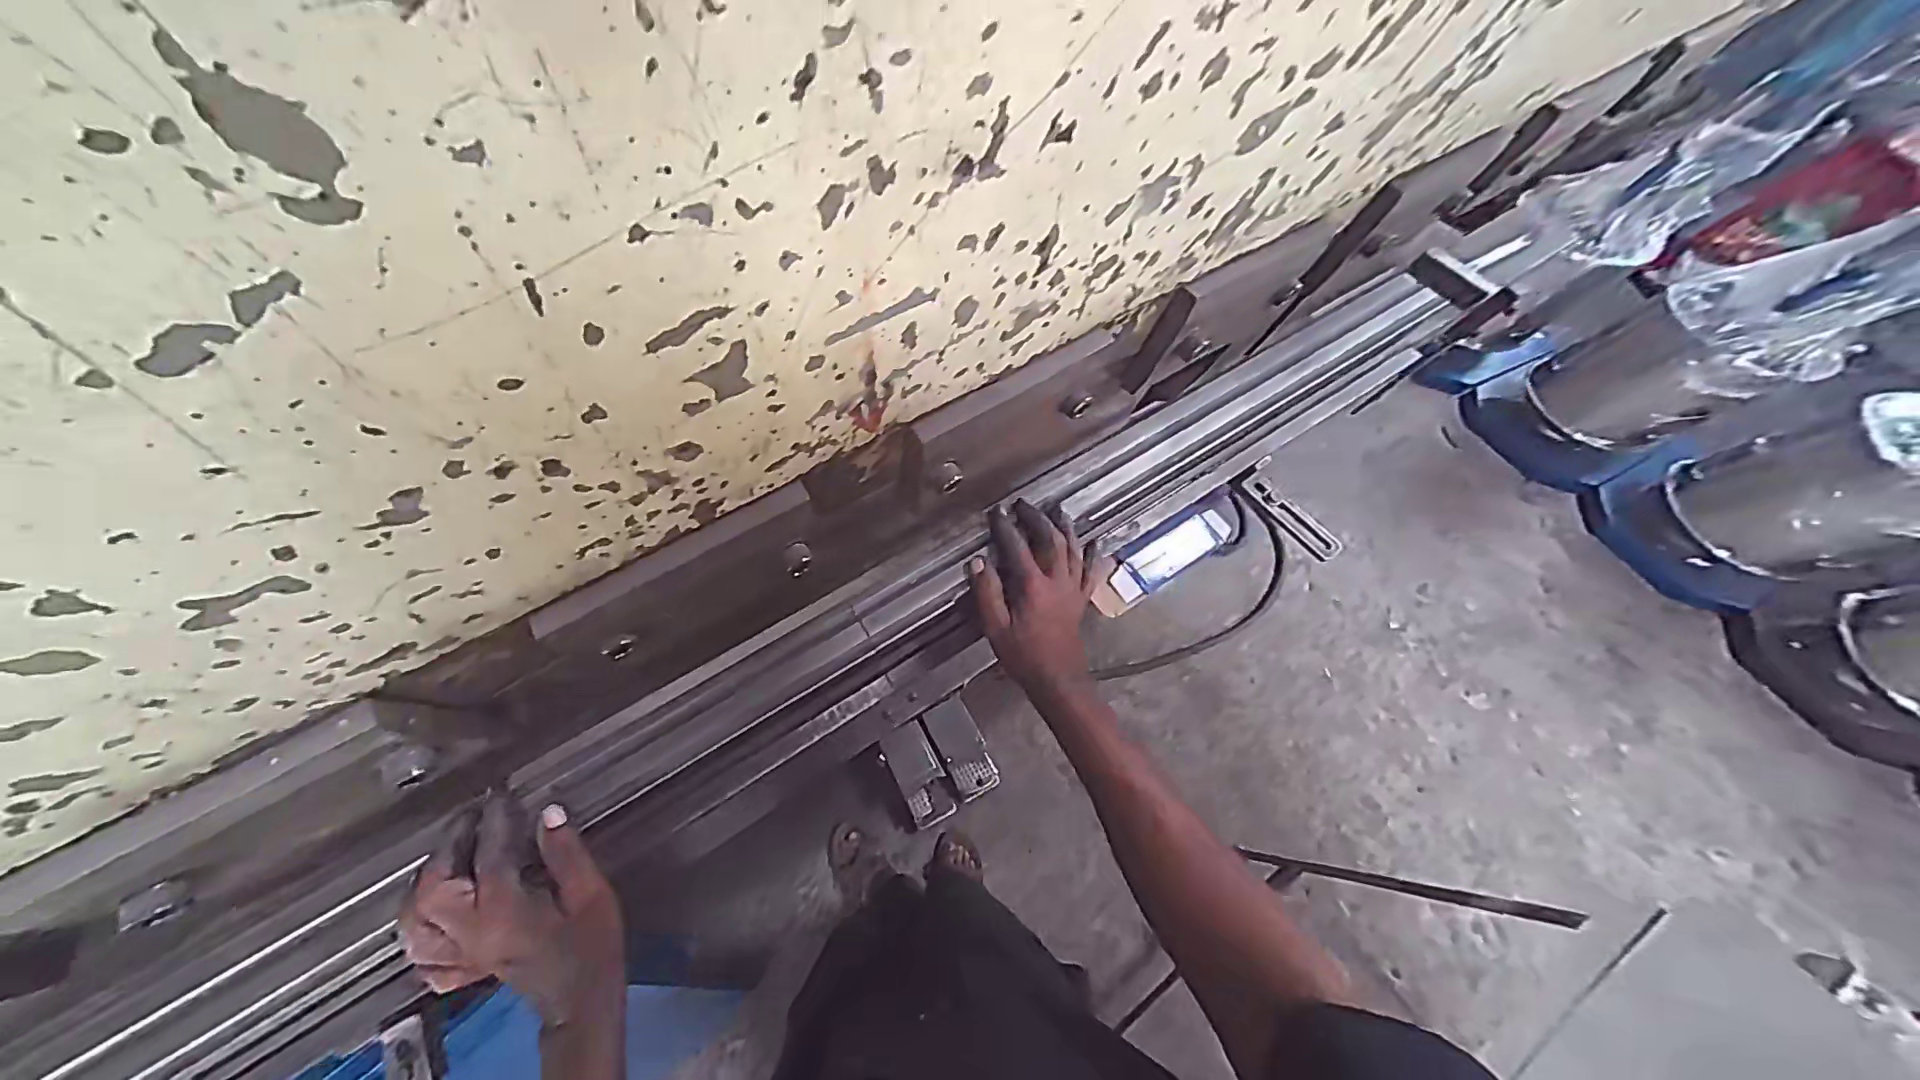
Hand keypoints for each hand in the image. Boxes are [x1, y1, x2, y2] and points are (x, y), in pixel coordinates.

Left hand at [399, 793, 624, 1028]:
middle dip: (450, 846)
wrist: (583, 998)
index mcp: (504, 911)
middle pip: (434, 888)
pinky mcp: (460, 968)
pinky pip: (422, 951)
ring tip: (447, 856)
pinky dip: (419, 928)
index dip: (496, 820)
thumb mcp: (590, 891)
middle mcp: (470, 933)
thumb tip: (549, 811)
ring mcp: (459, 954)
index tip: (503, 795)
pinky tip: (434, 911)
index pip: (490, 855)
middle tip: (471, 817)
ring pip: (415, 921)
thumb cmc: (592, 941)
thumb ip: (566, 852)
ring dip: (423, 884)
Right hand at [969, 499, 1101, 695]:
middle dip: (1036, 518)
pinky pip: (1089, 570)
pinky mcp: (1081, 599)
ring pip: (1072, 549)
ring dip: (1064, 527)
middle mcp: (1057, 581)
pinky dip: (1091, 553)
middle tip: (1023, 505)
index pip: (1017, 547)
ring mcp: (1073, 589)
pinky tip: (1092, 542)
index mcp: (1033, 586)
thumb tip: (979, 562)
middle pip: (1050, 539)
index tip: (997, 512)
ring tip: (1058, 511)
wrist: (1058, 679)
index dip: (1006, 526)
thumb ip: (987, 593)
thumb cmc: (1024, 656)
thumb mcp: (995, 628)